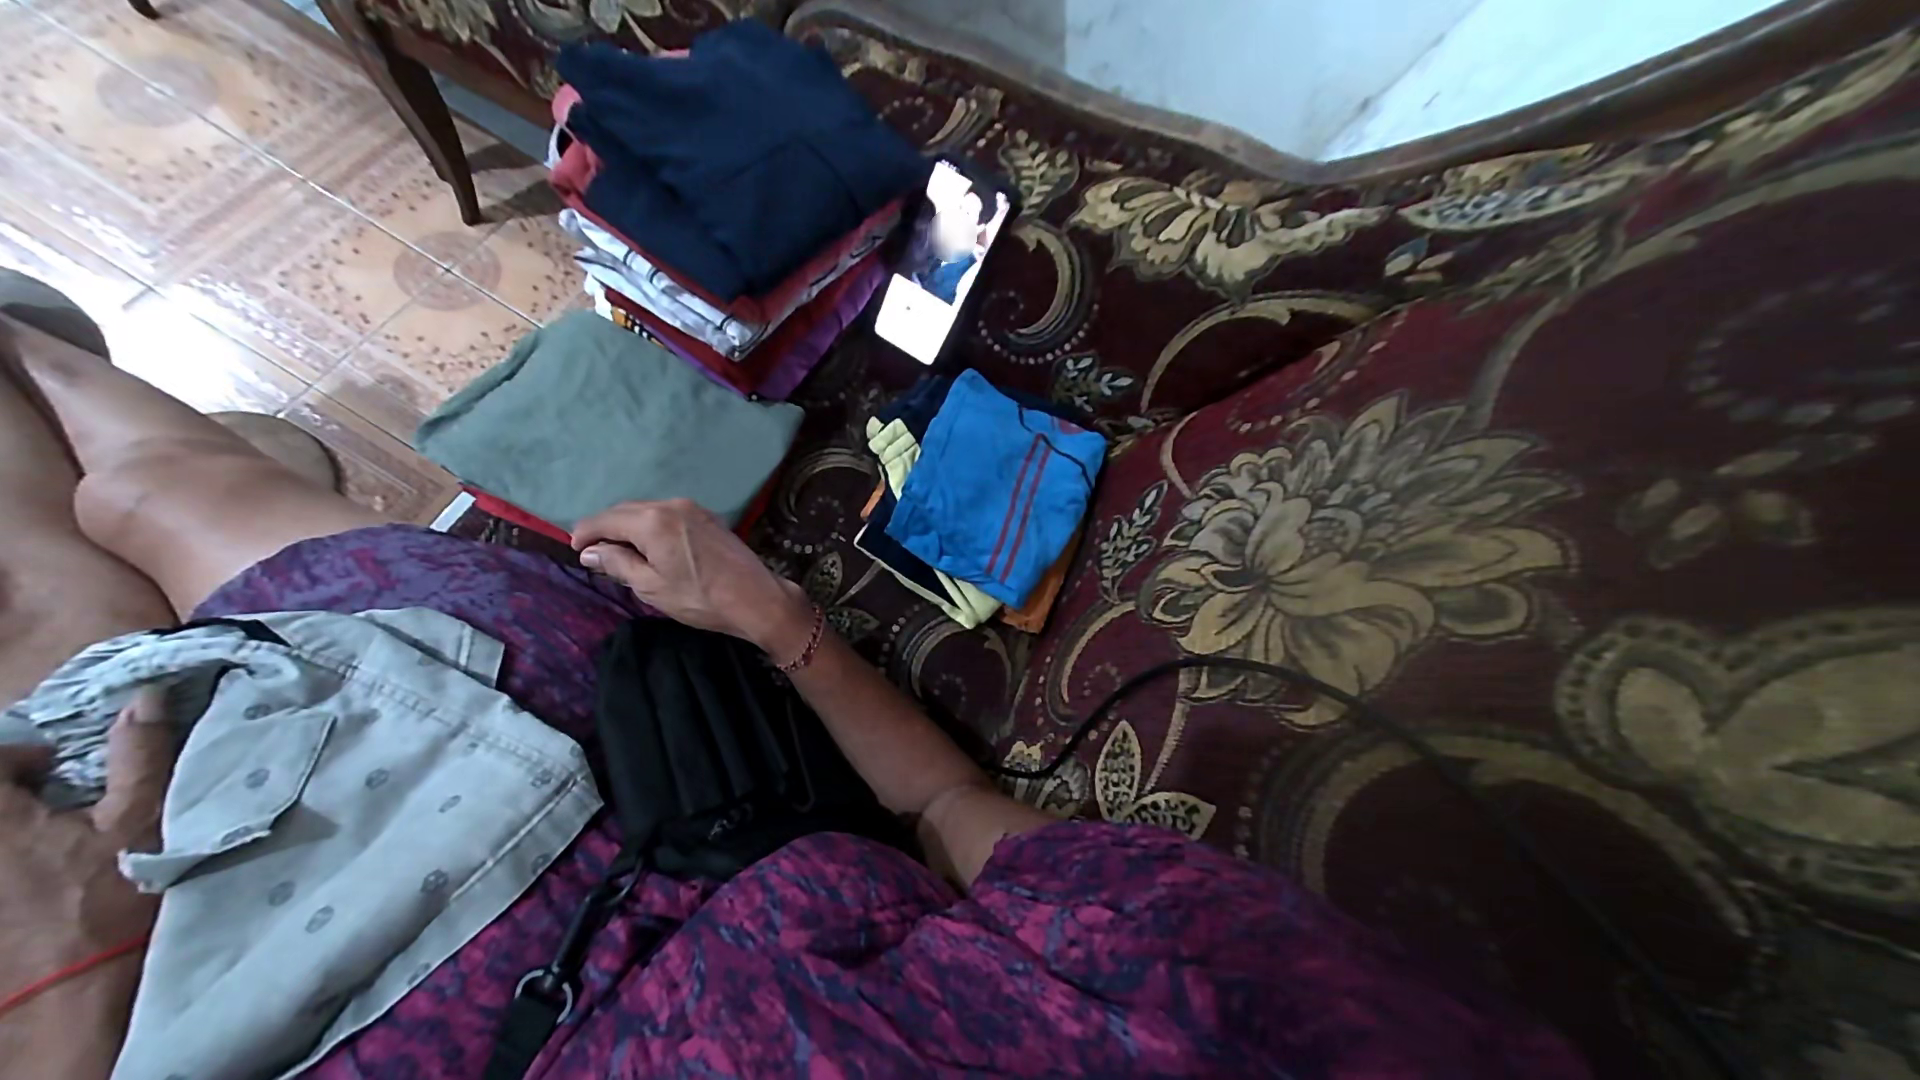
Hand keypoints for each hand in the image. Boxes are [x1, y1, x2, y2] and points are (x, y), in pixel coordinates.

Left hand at [1, 688, 173, 1001]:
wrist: (74, 979)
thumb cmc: (116, 886)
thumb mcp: (143, 815)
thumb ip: (141, 754)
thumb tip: (146, 697)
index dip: (15, 757)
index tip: (56, 769)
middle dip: (8, 789)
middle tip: (51, 794)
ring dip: (12, 820)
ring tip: (44, 829)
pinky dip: (12, 848)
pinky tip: (34, 863)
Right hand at [572, 499, 814, 660]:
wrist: (756, 598)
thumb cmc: (701, 598)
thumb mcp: (651, 586)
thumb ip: (618, 564)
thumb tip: (591, 552)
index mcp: (652, 521)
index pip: (605, 519)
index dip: (585, 534)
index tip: (576, 551)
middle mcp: (672, 505)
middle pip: (626, 510)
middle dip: (607, 528)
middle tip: (596, 554)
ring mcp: (694, 509)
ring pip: (648, 510)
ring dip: (630, 527)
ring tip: (622, 553)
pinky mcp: (710, 517)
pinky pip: (669, 515)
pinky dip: (653, 526)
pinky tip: (652, 546)